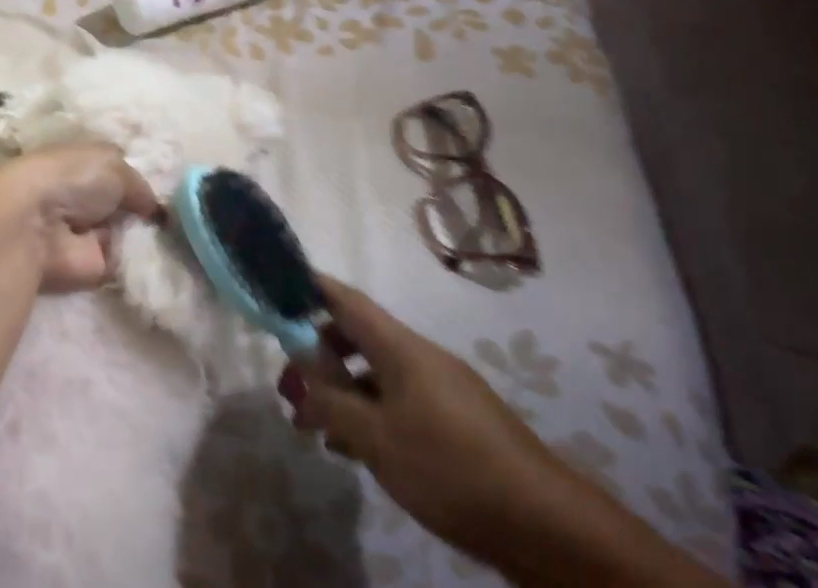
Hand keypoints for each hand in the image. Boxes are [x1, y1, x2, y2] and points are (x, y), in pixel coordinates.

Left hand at [0, 144, 161, 292]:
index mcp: (75, 165)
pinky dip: (141, 258)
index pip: (110, 170)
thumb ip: (138, 184)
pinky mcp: (92, 266)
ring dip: (147, 234)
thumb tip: (153, 207)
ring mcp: (84, 233)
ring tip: (177, 231)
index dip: (134, 177)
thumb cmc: (70, 178)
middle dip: (144, 208)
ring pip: (126, 233)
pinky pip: (125, 260)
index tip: (166, 186)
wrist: (36, 224)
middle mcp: (78, 198)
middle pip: (120, 204)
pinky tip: (165, 253)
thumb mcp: (113, 163)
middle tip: (180, 211)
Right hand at [280, 277, 570, 561]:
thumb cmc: (451, 469)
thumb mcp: (374, 437)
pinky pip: (395, 402)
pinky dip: (365, 414)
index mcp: (402, 350)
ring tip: (311, 429)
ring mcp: (441, 391)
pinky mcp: (453, 423)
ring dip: (337, 393)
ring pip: (373, 375)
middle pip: (355, 337)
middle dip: (314, 356)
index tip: (268, 288)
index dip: (305, 286)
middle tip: (285, 388)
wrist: (549, 529)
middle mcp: (421, 360)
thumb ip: (328, 397)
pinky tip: (350, 449)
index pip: (344, 300)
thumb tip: (298, 366)